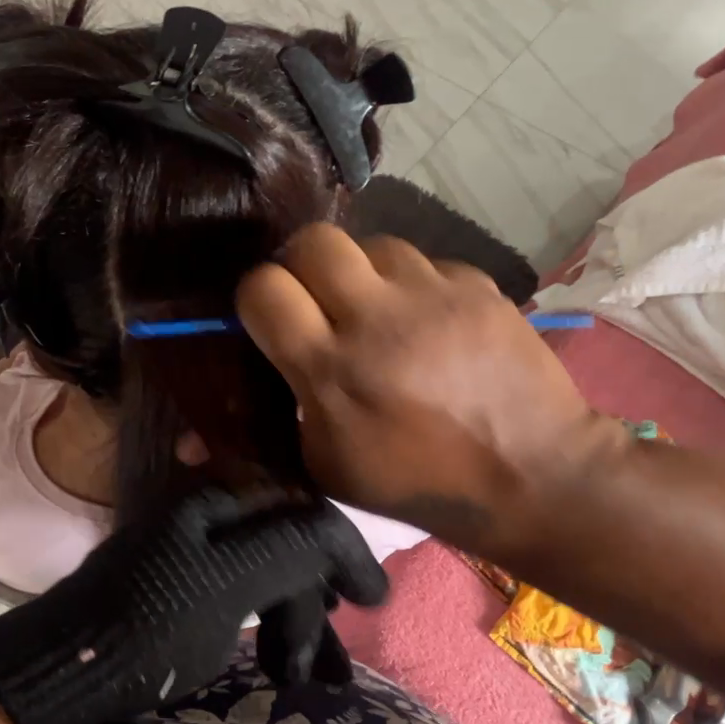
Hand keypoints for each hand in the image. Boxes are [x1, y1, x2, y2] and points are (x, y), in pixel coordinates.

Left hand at [0, 488, 385, 723]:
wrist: (68, 666)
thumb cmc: (148, 623)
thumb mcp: (225, 583)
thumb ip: (289, 547)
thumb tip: (342, 537)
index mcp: (213, 500)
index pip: (302, 509)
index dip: (343, 552)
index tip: (374, 603)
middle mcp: (206, 515)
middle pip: (288, 547)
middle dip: (311, 606)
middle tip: (319, 667)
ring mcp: (192, 551)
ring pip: (269, 577)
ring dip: (295, 627)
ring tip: (300, 680)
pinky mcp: (184, 587)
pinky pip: (244, 598)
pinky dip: (268, 630)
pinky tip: (281, 668)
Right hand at [235, 224, 625, 555]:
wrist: (537, 478)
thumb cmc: (414, 482)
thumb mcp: (322, 469)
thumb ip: (258, 436)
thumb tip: (187, 442)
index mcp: (330, 368)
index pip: (263, 287)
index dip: (255, 299)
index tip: (267, 321)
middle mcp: (377, 318)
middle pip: (312, 241)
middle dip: (298, 265)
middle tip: (311, 300)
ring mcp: (434, 295)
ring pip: (371, 244)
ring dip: (357, 274)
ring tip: (370, 311)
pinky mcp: (479, 285)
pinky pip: (422, 262)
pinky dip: (409, 286)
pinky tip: (422, 323)